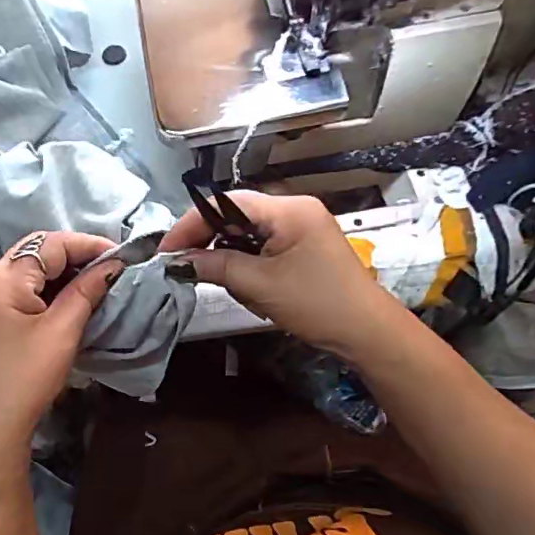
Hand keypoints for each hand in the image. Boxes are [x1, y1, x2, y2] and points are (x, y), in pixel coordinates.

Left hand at [0, 231, 122, 447]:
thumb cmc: (27, 376)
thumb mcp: (61, 331)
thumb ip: (86, 291)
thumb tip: (112, 265)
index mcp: (0, 280)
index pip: (48, 244)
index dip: (87, 245)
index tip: (121, 256)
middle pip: (37, 252)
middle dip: (76, 255)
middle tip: (112, 267)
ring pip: (32, 270)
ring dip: (65, 272)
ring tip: (100, 281)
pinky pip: (26, 289)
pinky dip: (52, 289)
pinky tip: (75, 298)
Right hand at [158, 191, 395, 354]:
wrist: (366, 332)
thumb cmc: (317, 304)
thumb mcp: (260, 284)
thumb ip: (216, 266)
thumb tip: (178, 262)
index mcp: (288, 209)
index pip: (226, 203)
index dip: (191, 224)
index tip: (167, 250)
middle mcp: (294, 209)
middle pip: (234, 214)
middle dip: (206, 238)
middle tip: (181, 265)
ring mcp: (300, 228)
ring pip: (245, 231)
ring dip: (224, 252)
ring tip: (211, 277)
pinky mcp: (302, 247)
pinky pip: (261, 245)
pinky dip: (242, 261)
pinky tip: (237, 281)